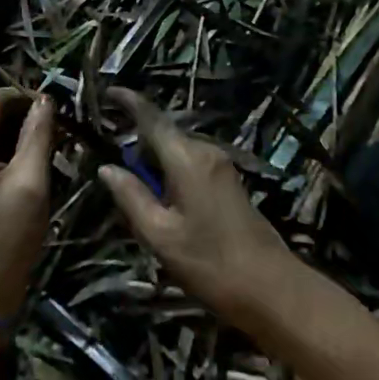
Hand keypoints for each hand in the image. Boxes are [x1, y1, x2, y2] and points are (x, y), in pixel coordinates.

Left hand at [0, 88, 55, 319]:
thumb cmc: (8, 239)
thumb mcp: (30, 183)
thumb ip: (38, 135)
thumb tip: (46, 98)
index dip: (25, 97)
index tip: (55, 108)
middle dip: (23, 114)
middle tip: (56, 124)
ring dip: (19, 129)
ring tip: (49, 138)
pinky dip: (10, 144)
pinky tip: (33, 153)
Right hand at [99, 88, 297, 324]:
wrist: (271, 287)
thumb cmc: (210, 262)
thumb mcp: (160, 235)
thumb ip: (131, 197)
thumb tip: (107, 168)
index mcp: (186, 157)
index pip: (151, 118)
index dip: (128, 102)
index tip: (108, 91)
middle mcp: (205, 150)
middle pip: (164, 133)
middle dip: (138, 139)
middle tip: (112, 156)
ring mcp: (220, 164)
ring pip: (177, 149)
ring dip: (155, 158)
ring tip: (134, 183)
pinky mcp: (228, 180)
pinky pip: (190, 162)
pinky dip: (170, 169)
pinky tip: (162, 197)